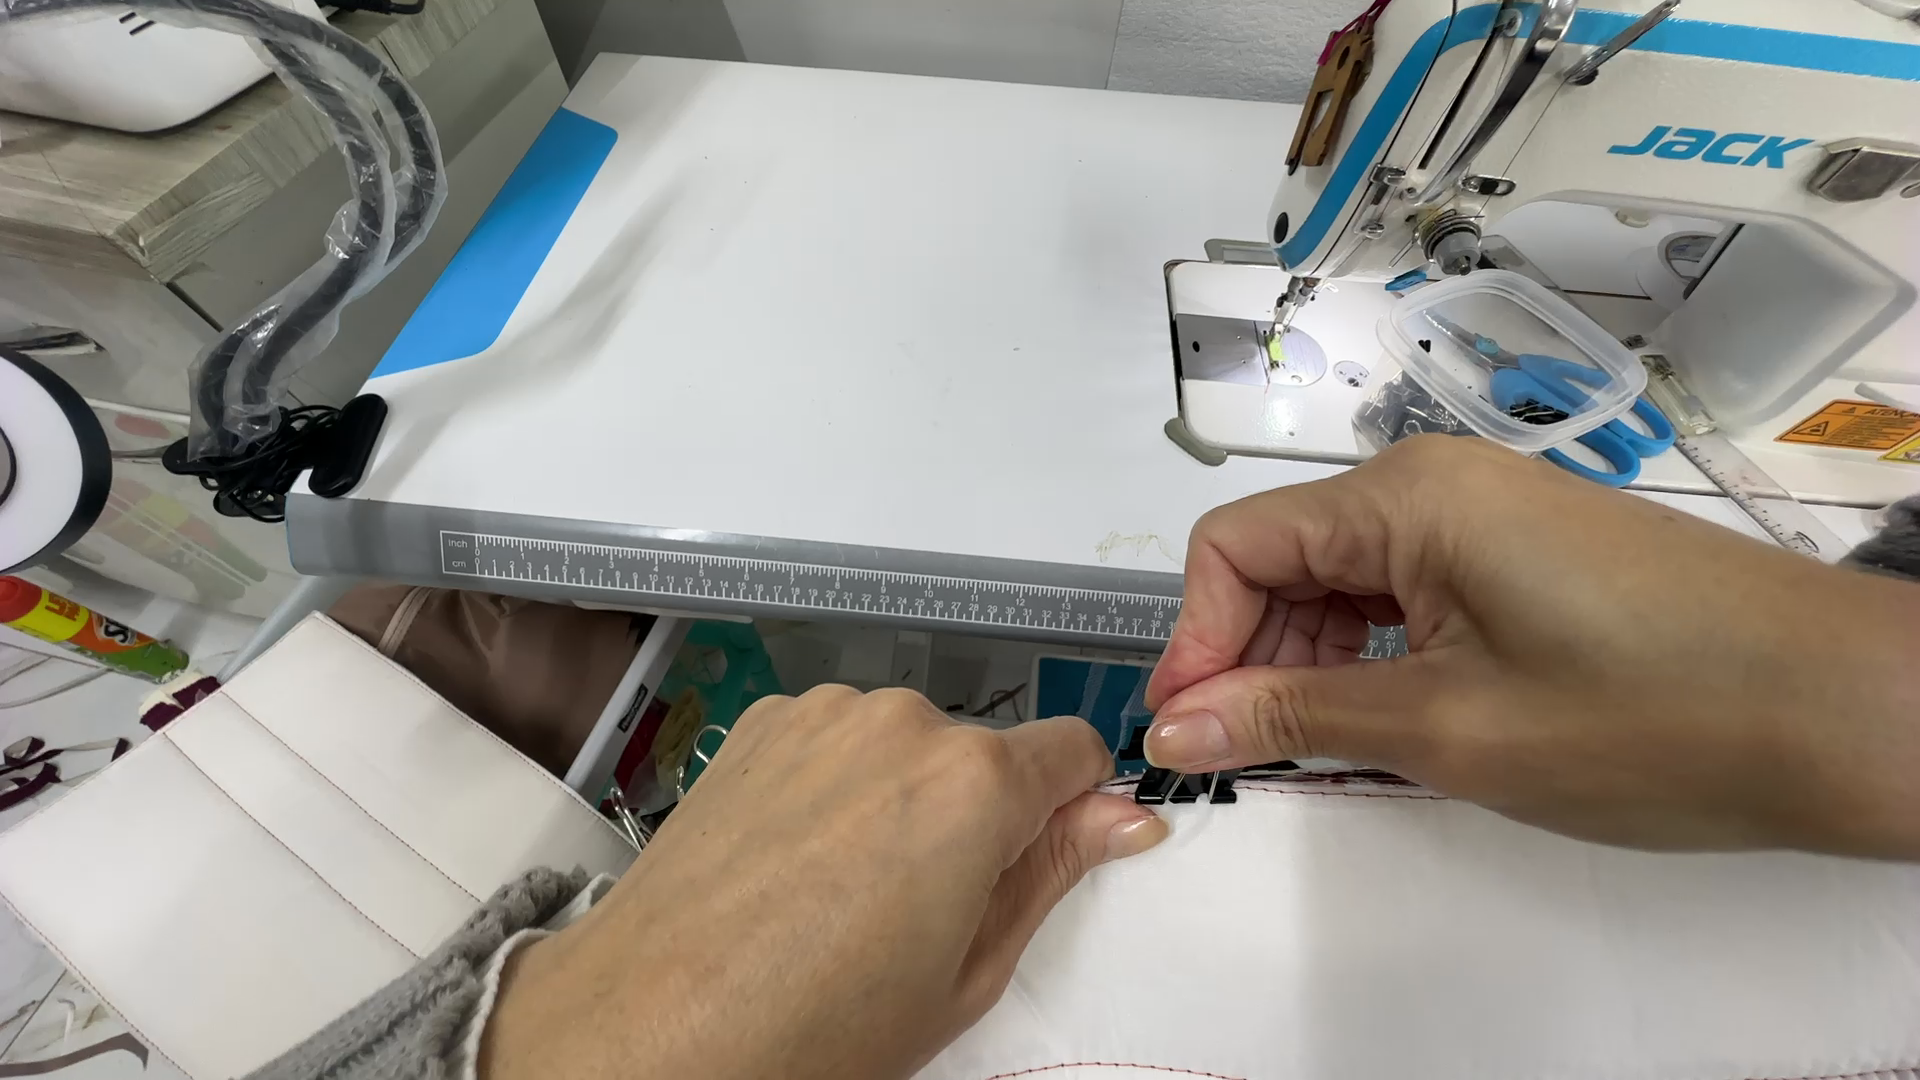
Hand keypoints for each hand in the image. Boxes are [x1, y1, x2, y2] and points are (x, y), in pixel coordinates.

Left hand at [481, 687, 1165, 1079]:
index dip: (1073, 798)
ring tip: (842, 870)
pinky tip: (793, 841)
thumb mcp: (967, 970)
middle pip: (982, 750)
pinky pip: (840, 733)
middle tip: (916, 893)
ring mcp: (830, 708)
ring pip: (909, 740)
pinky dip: (839, 773)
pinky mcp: (770, 713)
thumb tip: (1127, 815)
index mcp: (974, 782)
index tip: (1042, 844)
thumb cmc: (825, 1026)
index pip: (1074, 748)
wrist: (647, 1024)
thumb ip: (1054, 871)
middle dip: (973, 807)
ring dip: (902, 787)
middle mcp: (907, 718)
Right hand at [1145, 436, 1919, 856]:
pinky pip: (1382, 593)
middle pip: (1275, 561)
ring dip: (1298, 660)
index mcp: (1397, 499)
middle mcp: (1417, 486)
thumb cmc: (1653, 719)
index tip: (1185, 723)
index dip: (1195, 634)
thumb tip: (1167, 730)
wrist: (1883, 724)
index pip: (1233, 545)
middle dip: (1244, 652)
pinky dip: (1355, 654)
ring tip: (1313, 739)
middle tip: (1242, 746)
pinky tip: (1372, 710)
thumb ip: (1286, 717)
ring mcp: (1461, 515)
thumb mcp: (1441, 727)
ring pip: (1325, 582)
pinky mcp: (1494, 551)